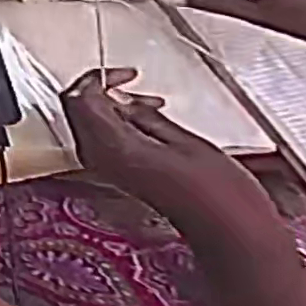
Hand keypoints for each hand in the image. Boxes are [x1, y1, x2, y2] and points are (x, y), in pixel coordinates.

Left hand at [60, 67, 253, 199]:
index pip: (82, 100)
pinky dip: (111, 121)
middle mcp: (94, 154)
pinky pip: (96, 135)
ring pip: (83, 120)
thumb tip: (120, 97)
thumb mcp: (187, 143)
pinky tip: (143, 120)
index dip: (98, 80)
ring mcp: (98, 163)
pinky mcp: (108, 168)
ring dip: (108, 105)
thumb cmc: (221, 191)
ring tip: (149, 103)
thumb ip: (145, 116)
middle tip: (132, 83)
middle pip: (75, 108)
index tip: (125, 73)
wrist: (230, 233)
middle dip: (99, 90)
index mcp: (110, 145)